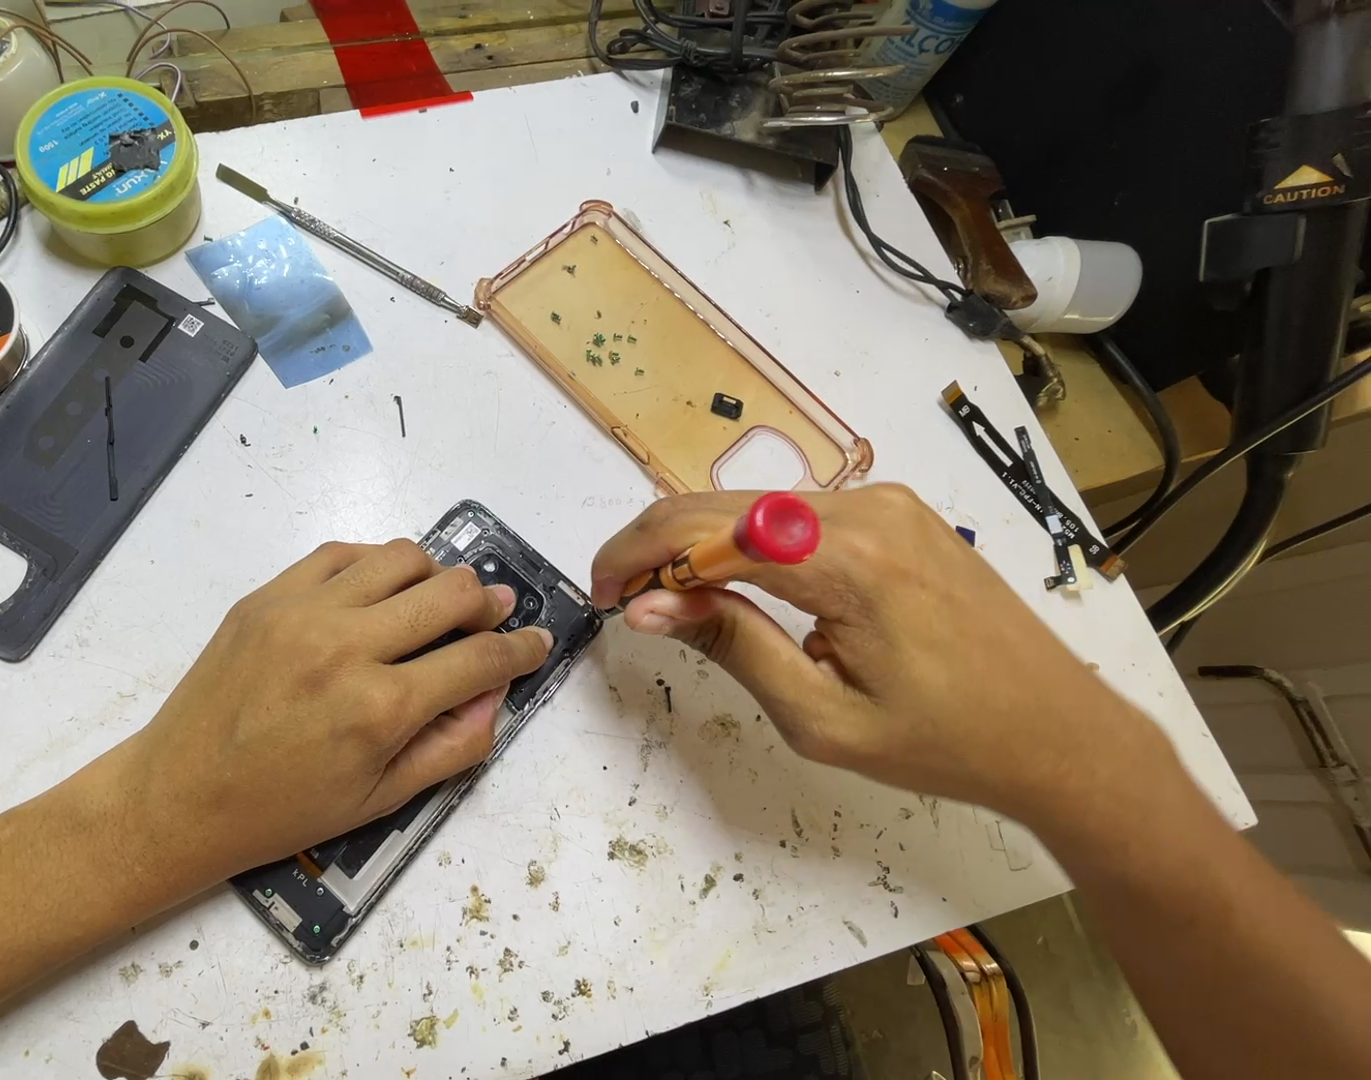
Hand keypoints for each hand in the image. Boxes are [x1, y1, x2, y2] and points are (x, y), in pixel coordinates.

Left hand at [117, 539, 552, 882]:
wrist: (179, 793)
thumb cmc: (284, 810)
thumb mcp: (380, 800)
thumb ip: (453, 745)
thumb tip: (495, 692)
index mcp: (381, 708)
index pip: (479, 659)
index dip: (521, 648)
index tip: (536, 640)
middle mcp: (348, 644)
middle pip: (453, 591)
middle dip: (487, 604)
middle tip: (488, 619)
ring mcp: (303, 609)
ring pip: (402, 556)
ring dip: (434, 576)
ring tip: (430, 604)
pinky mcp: (269, 593)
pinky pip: (342, 551)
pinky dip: (375, 565)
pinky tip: (377, 592)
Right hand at [591, 484, 1176, 828]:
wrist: (1064, 735)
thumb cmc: (941, 743)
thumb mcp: (819, 716)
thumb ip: (728, 643)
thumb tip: (642, 606)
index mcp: (848, 561)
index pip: (701, 530)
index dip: (634, 556)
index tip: (600, 596)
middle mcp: (863, 507)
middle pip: (714, 504)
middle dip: (651, 547)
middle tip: (621, 600)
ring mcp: (882, 501)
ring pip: (744, 504)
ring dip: (689, 544)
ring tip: (668, 599)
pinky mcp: (890, 509)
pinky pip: (784, 513)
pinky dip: (735, 541)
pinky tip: (725, 581)